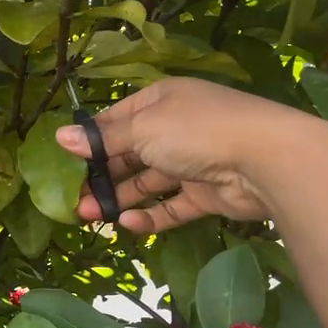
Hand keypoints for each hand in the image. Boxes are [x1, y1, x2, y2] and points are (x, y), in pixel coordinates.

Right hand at [56, 77, 324, 232]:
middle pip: (128, 155)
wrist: (267, 160)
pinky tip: (128, 225)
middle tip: (73, 199)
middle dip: (99, 177)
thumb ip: (101, 139)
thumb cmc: (196, 131)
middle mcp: (176, 128)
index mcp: (162, 102)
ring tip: (89, 217)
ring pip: (145, 183)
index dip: (90, 141)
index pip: (116, 121)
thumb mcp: (141, 129)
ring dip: (117, 199)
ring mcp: (192, 162)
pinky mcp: (205, 193)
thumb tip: (60, 137)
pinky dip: (148, 216)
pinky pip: (170, 206)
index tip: (65, 163)